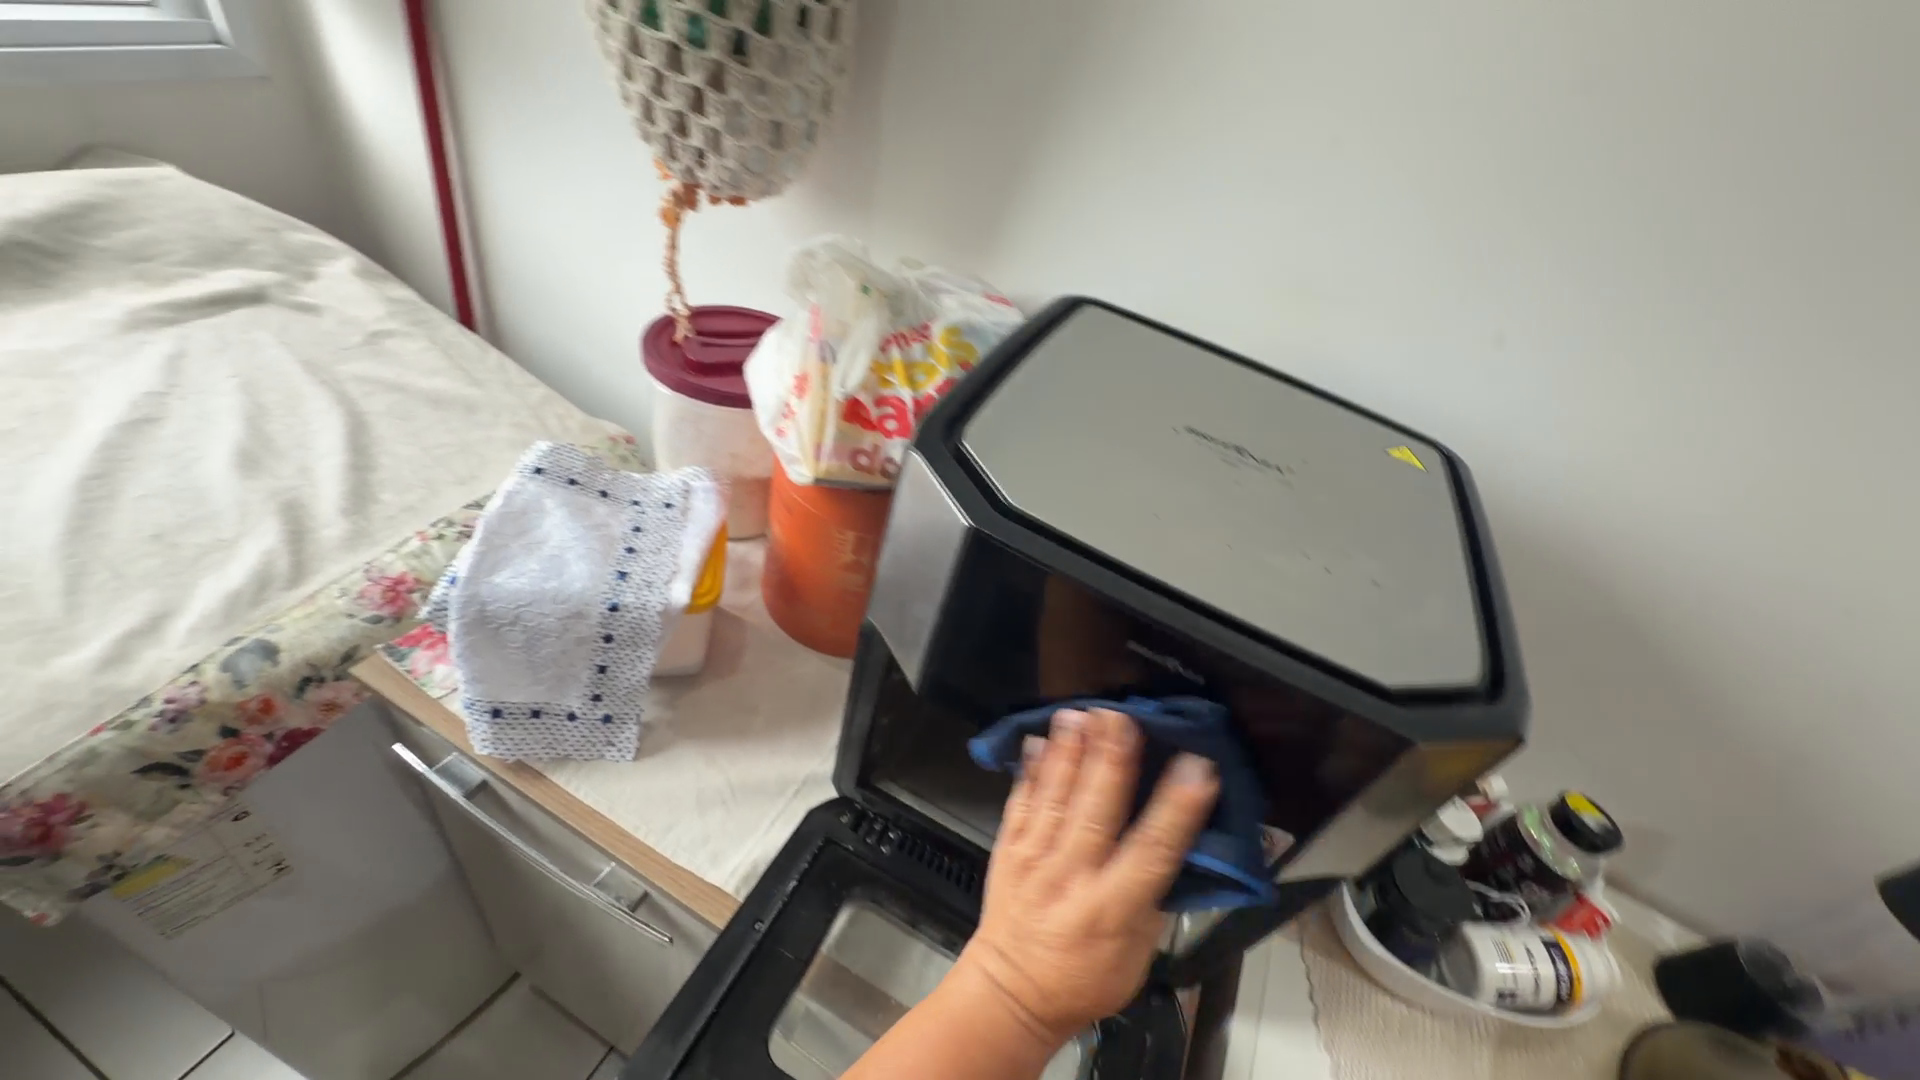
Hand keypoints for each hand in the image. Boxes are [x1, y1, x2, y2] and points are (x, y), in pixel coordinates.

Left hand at [954, 707, 1219, 1047]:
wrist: (1010, 992)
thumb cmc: (1083, 979)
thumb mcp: (1136, 957)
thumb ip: (1152, 900)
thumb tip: (1177, 850)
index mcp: (1111, 908)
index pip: (1152, 851)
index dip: (1177, 808)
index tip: (1196, 767)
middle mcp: (1071, 876)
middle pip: (1095, 811)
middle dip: (1110, 760)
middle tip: (1123, 718)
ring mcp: (1034, 859)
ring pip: (1055, 798)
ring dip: (1069, 753)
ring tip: (1079, 714)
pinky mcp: (1008, 849)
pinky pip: (1020, 804)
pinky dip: (1029, 771)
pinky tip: (1037, 742)